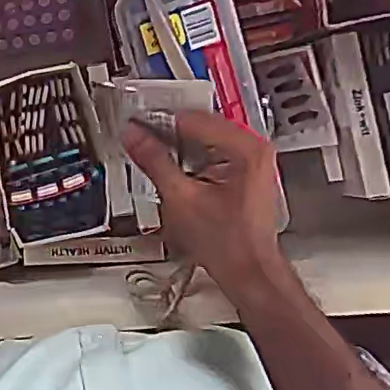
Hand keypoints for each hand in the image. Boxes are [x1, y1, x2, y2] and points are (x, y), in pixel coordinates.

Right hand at [122, 110, 286, 289]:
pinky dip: (191, 158)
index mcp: (245, 148)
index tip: (137, 125)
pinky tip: (175, 172)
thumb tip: (135, 136)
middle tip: (140, 138)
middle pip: (200, 125)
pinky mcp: (246, 171)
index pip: (193, 118)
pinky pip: (212, 151)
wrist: (249, 271)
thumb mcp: (181, 198)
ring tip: (154, 157)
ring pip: (205, 138)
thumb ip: (155, 161)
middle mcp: (254, 148)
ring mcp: (253, 160)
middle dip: (168, 134)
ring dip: (178, 146)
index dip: (159, 122)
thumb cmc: (229, 244)